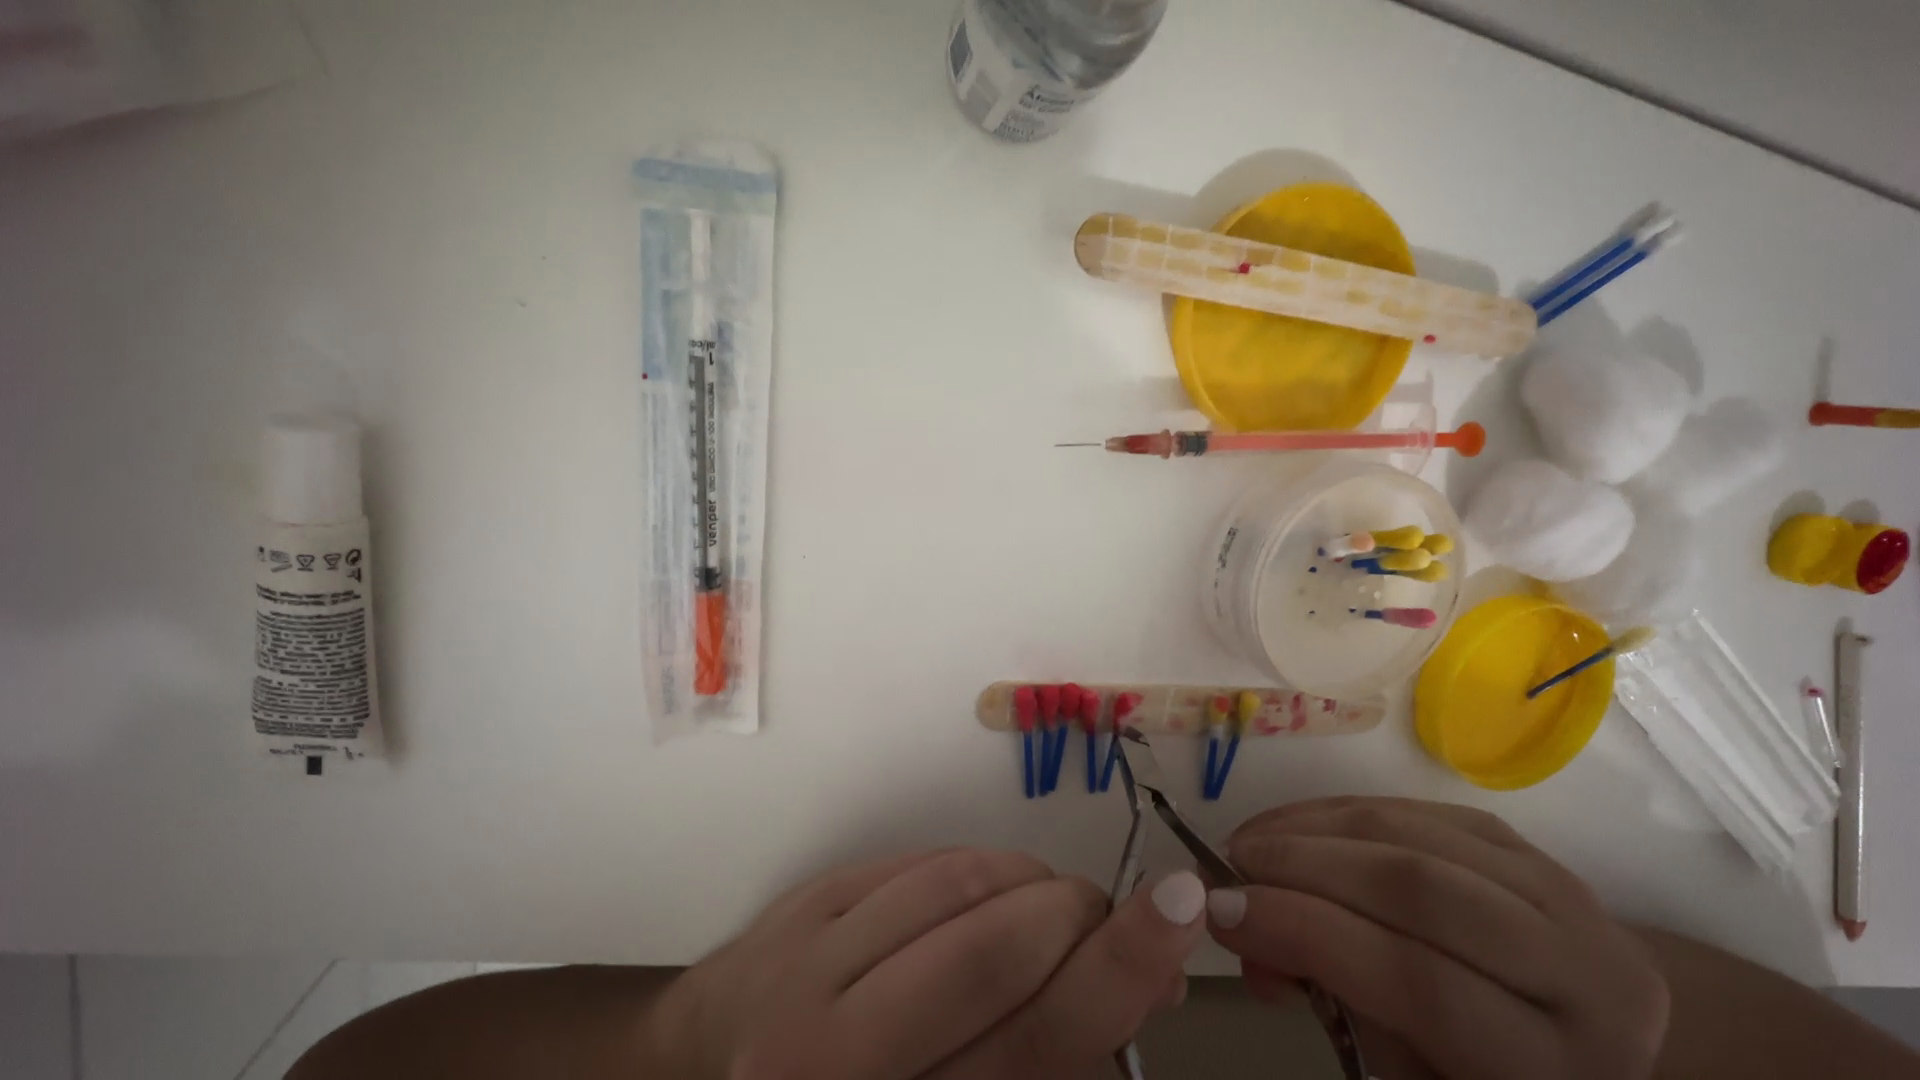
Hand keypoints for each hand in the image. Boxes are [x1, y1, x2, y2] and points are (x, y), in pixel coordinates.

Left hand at [650, 848, 1207, 1079]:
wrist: (726, 1069)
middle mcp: (842, 1058)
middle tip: (1104, 915)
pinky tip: (988, 890)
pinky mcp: (797, 910)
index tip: (1178, 904)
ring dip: (1030, 880)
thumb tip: (1146, 969)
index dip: (1120, 965)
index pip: (1037, 1041)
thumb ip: (1052, 1045)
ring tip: (1047, 901)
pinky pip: (913, 862)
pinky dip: (976, 866)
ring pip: (955, 887)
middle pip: (995, 953)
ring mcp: (806, 973)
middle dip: (1077, 917)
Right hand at [1204, 798, 1668, 1079]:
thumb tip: (1244, 927)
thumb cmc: (1484, 1073)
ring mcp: (1560, 892)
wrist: (1587, 1027)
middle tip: (1230, 867)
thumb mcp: (1413, 1075)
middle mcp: (1580, 971)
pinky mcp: (1526, 842)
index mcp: (1551, 1063)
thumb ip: (1332, 999)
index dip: (1309, 934)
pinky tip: (1292, 826)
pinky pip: (1416, 809)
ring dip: (1311, 828)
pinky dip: (1339, 811)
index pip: (1419, 982)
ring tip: (1249, 843)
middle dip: (1302, 867)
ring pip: (1415, 832)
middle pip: (1419, 889)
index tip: (1224, 912)